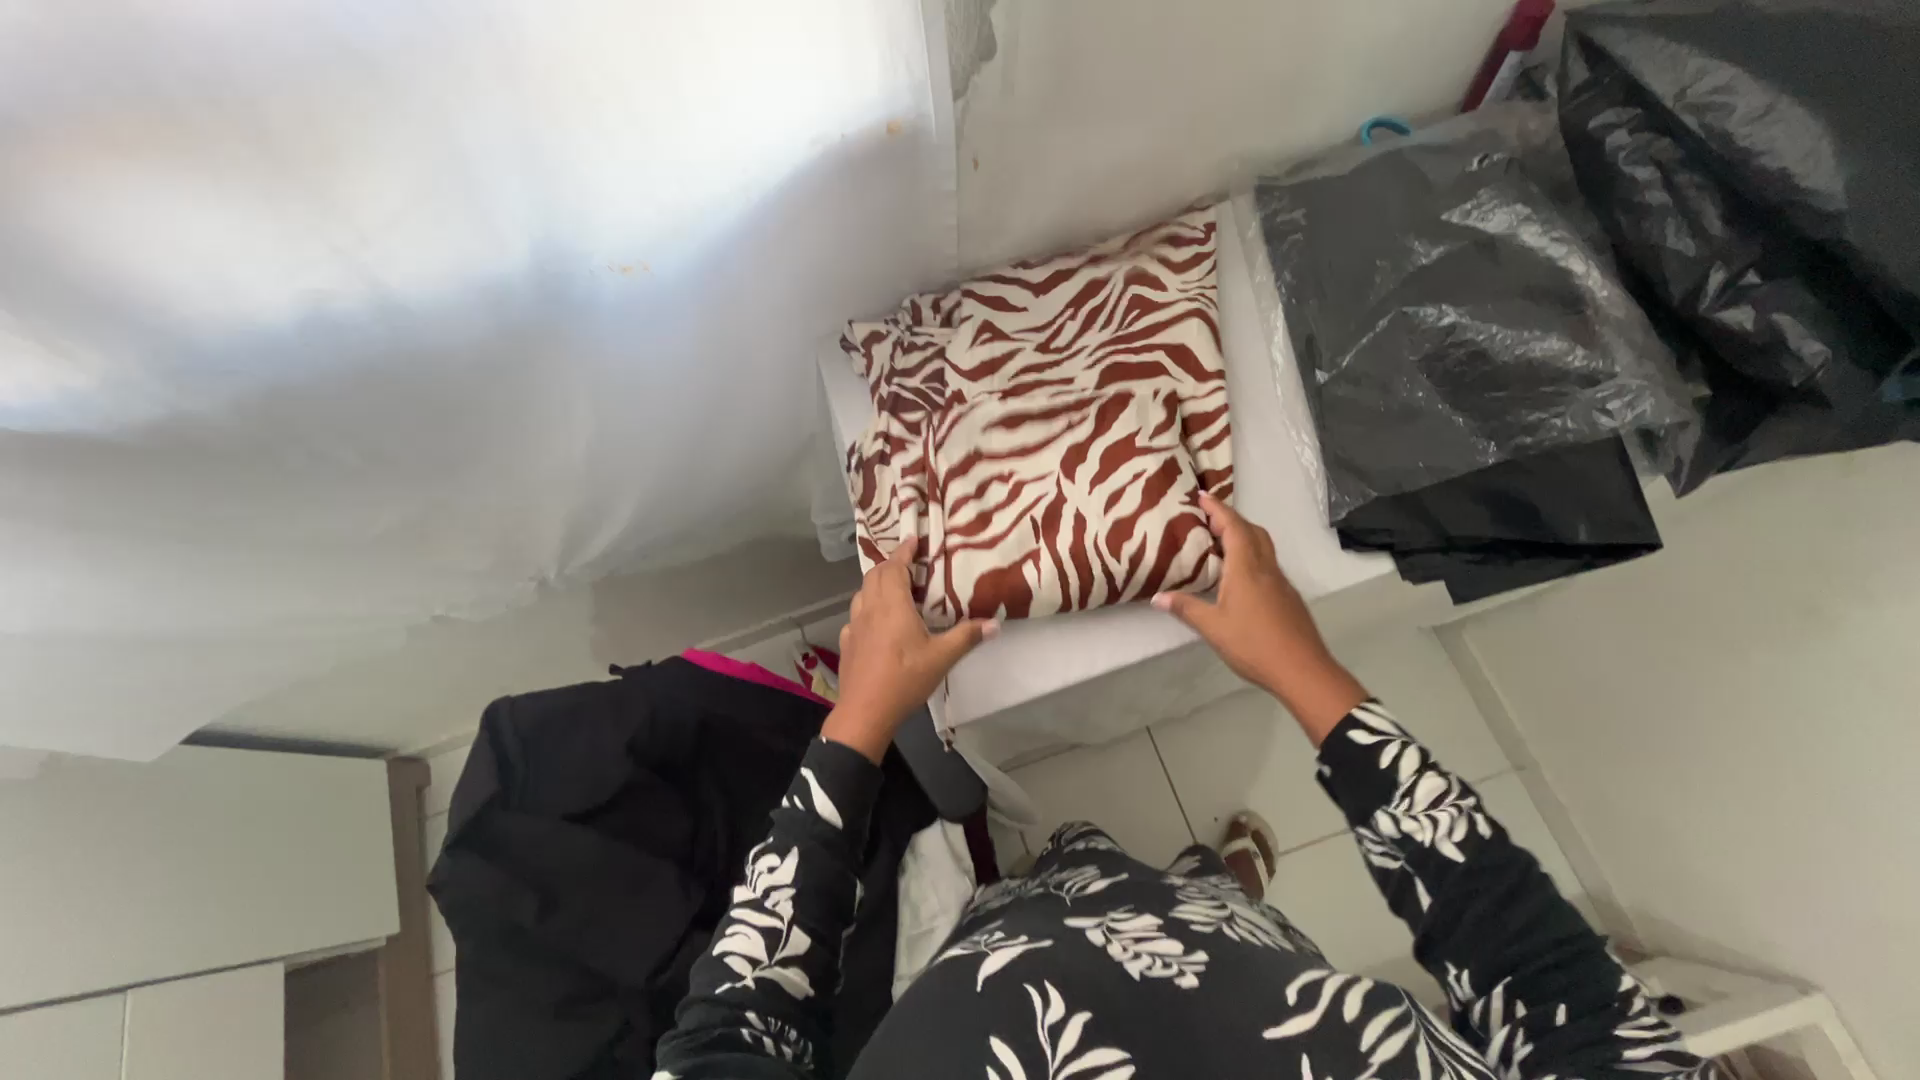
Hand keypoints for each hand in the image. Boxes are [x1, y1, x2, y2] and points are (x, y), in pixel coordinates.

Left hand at [825, 536, 998, 762]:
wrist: (865, 712)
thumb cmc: (904, 680)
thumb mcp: (942, 658)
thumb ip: (967, 637)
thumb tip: (995, 623)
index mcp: (892, 605)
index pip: (894, 567)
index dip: (903, 551)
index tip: (913, 540)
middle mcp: (869, 609)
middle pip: (875, 575)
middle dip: (891, 565)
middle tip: (909, 564)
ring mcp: (854, 626)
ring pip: (862, 593)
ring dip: (877, 585)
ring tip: (895, 589)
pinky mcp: (847, 643)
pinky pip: (856, 616)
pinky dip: (867, 609)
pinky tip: (877, 623)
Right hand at [1153, 494, 1366, 744]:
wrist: (1302, 669)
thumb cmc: (1254, 645)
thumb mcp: (1213, 628)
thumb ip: (1186, 609)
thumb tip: (1157, 597)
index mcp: (1246, 569)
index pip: (1233, 528)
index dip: (1218, 510)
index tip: (1201, 496)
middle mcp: (1266, 568)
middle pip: (1252, 531)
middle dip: (1231, 518)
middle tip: (1208, 518)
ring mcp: (1280, 582)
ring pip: (1263, 547)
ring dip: (1244, 535)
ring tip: (1220, 541)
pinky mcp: (1287, 597)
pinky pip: (1268, 563)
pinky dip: (1252, 555)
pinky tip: (1239, 574)